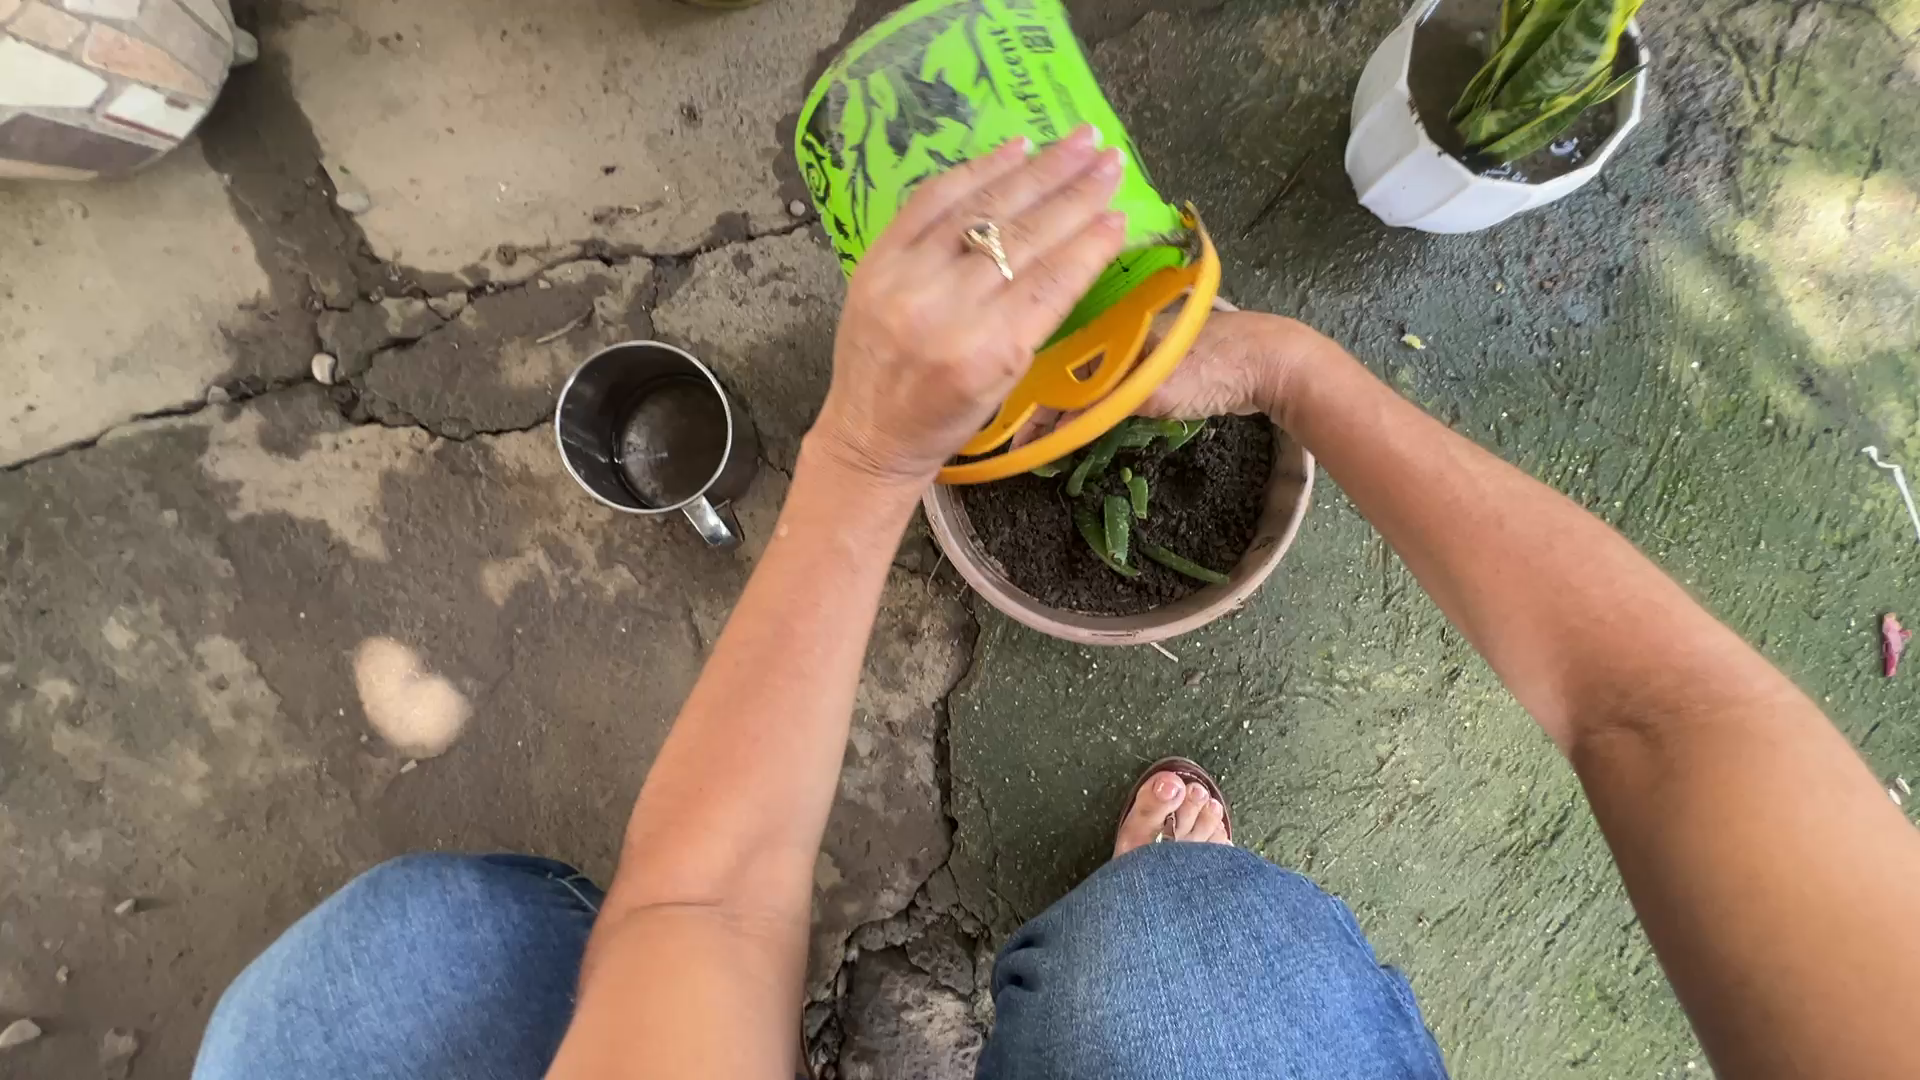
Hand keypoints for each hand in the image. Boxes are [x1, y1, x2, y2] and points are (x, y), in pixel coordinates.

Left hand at [807, 126, 1130, 490]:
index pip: (1051, 282)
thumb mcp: (1004, 386)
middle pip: (1023, 238)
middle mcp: (946, 310)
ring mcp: (906, 279)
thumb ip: (1034, 320)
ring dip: (1036, 170)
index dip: (1090, 244)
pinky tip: (1015, 149)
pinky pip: (932, 201)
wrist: (869, 436)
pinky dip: (977, 171)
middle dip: (1074, 193)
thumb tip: (1078, 249)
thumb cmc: (944, 423)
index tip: (1121, 214)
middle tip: (1110, 159)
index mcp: (986, 354)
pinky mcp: (878, 260)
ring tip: (1078, 141)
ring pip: (982, 210)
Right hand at [1010, 309, 1336, 446]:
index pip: (1056, 374)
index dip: (1033, 409)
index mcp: (1110, 336)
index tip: (1017, 441)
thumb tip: (1052, 432)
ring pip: (1089, 385)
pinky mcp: (1157, 368)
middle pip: (1067, 379)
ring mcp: (1138, 353)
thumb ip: (1097, 409)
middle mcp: (1117, 340)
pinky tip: (1087, 426)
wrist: (1273, 362)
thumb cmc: (1211, 370)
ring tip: (1049, 441)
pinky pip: (1113, 389)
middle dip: (1044, 412)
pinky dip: (1096, 410)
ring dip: (1069, 413)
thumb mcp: (1147, 392)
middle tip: (1028, 446)